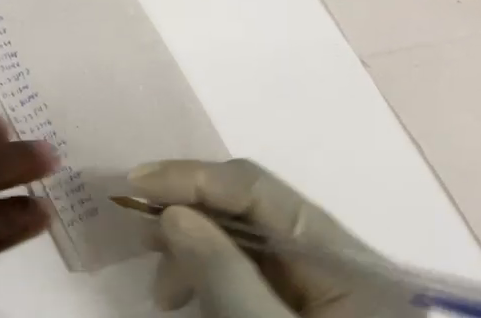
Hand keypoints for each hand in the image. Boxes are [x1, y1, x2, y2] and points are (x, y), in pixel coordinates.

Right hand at [128, 159, 418, 317]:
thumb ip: (222, 271)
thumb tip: (172, 212)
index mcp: (347, 260)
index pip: (255, 187)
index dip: (190, 177)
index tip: (133, 185)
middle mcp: (337, 263)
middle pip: (245, 209)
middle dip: (184, 217)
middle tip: (137, 236)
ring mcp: (321, 291)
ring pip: (238, 240)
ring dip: (189, 253)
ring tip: (162, 293)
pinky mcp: (300, 311)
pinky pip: (243, 272)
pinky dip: (205, 278)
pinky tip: (181, 303)